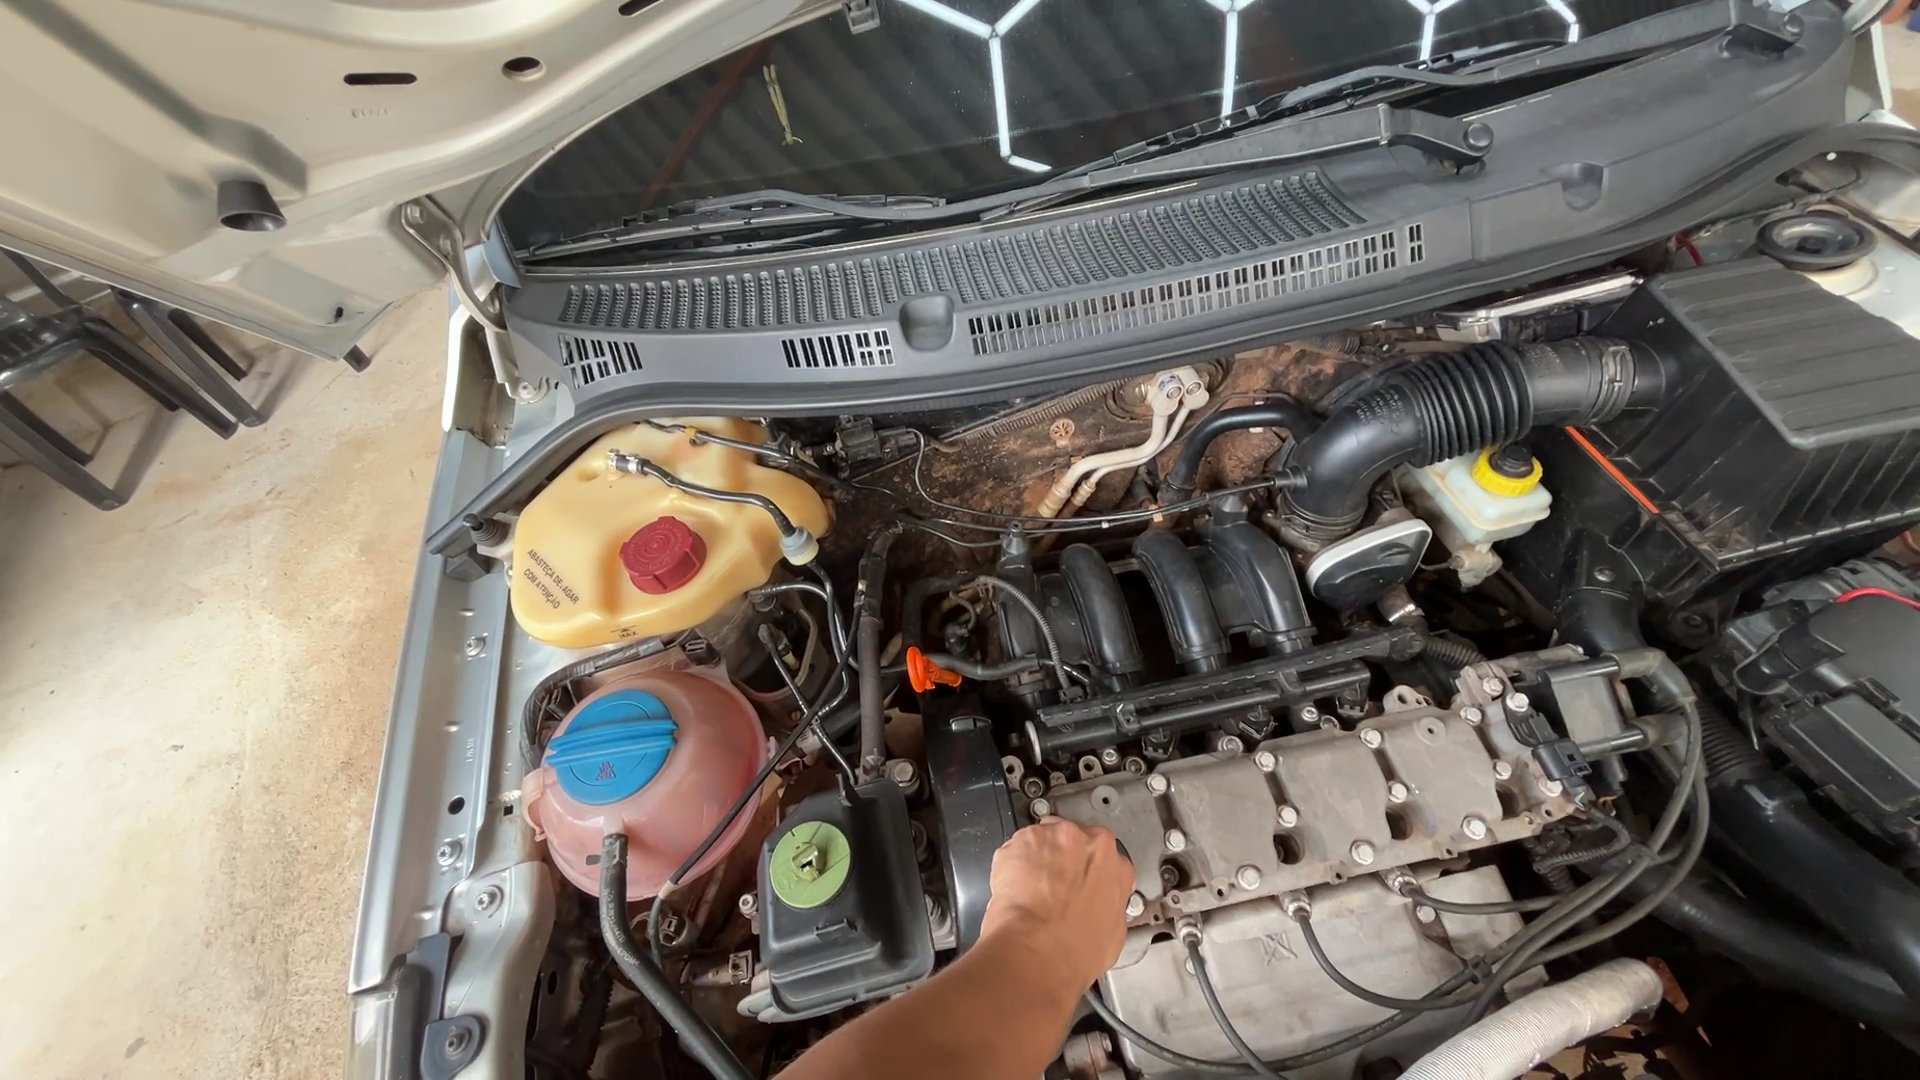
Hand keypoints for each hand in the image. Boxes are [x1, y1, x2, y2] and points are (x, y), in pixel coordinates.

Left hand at [979, 818, 1135, 992]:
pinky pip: (1017, 846)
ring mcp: (1055, 836)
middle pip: (1073, 839)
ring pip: (1044, 839)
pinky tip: (1014, 888)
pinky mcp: (1025, 838)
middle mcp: (1088, 842)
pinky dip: (1012, 863)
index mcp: (1115, 866)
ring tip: (1030, 890)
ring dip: (1037, 858)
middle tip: (1051, 884)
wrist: (1038, 949)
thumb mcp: (1113, 934)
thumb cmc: (1073, 950)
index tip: (1078, 879)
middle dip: (1062, 857)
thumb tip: (1101, 906)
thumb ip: (1110, 903)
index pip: (1103, 857)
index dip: (1087, 869)